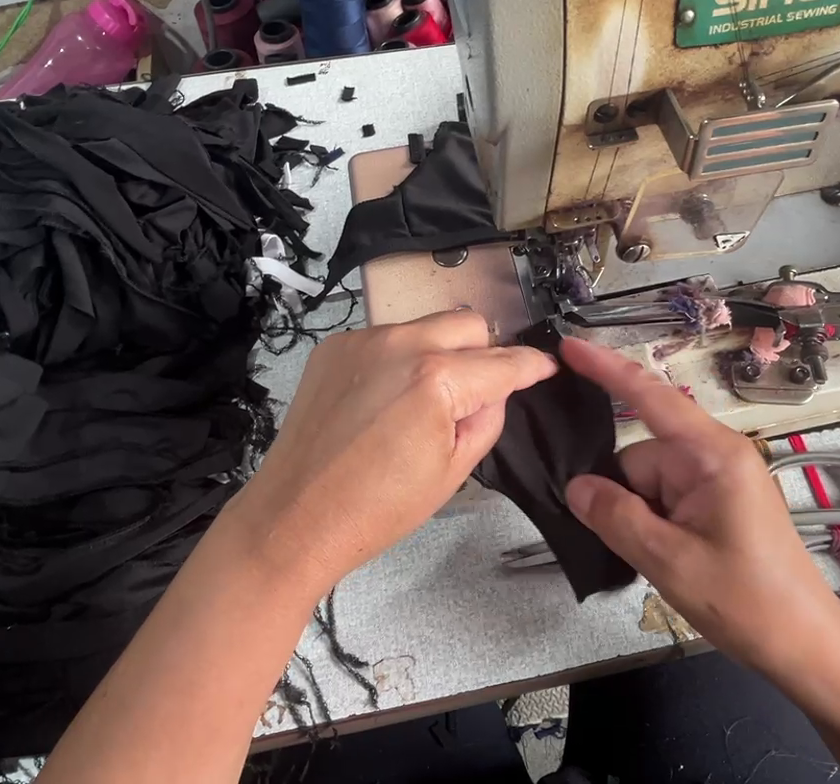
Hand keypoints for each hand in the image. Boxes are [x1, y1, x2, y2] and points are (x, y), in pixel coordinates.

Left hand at [222, 310, 555, 598]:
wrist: (293, 517)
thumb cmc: (376, 508)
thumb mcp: (453, 471)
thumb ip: (488, 418)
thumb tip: (497, 389)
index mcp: (438, 380)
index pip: (504, 362)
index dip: (533, 365)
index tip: (546, 365)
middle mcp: (402, 344)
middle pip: (469, 323)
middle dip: (484, 351)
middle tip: (475, 391)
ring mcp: (364, 340)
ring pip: (427, 325)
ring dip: (440, 352)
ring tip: (421, 400)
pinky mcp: (335, 345)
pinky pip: (387, 336)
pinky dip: (399, 358)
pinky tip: (383, 398)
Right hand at [560, 338, 839, 674]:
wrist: (806, 645)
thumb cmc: (748, 600)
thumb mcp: (670, 561)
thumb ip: (616, 517)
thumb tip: (576, 487)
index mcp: (711, 454)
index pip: (650, 397)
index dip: (605, 368)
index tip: (568, 345)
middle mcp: (714, 454)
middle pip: (639, 456)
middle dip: (623, 495)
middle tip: (633, 546)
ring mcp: (717, 478)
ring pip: (647, 482)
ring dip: (639, 515)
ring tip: (660, 561)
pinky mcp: (717, 501)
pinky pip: (664, 497)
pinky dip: (652, 523)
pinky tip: (666, 558)